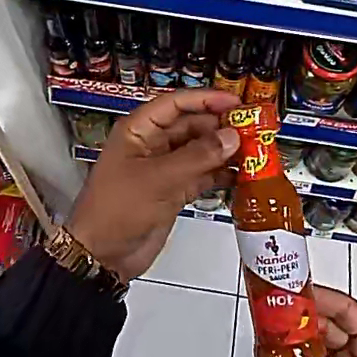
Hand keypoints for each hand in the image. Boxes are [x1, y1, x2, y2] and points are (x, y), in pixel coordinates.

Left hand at [67, 89, 240, 280]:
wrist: (102, 256)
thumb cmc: (116, 210)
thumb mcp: (157, 179)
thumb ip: (197, 157)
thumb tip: (231, 137)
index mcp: (139, 131)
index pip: (177, 104)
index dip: (206, 100)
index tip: (235, 103)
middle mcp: (153, 145)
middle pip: (193, 125)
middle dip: (221, 127)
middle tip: (253, 130)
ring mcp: (165, 168)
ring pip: (201, 150)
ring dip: (224, 151)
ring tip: (254, 152)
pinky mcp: (174, 190)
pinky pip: (203, 174)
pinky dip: (220, 174)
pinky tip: (241, 175)